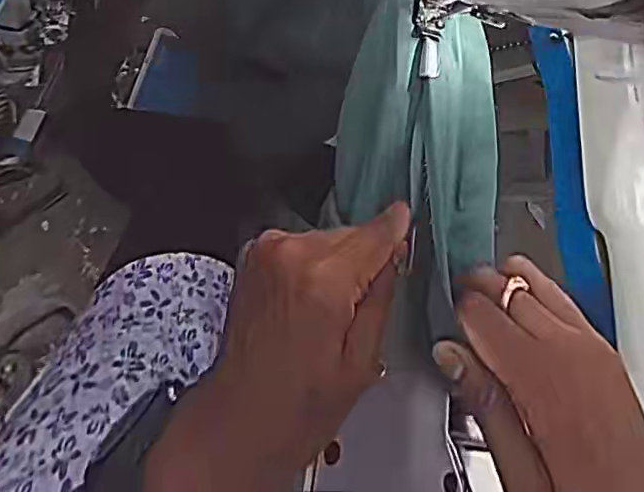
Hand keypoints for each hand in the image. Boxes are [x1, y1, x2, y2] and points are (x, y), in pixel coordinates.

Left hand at [146, 202, 410, 490]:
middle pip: (352, 234)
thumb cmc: (296, 407)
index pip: (376, 233)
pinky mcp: (254, 253)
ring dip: (336, 261)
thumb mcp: (361, 360)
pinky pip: (302, 244)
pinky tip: (303, 301)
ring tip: (325, 311)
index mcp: (323, 279)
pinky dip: (309, 263)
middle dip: (363, 259)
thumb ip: (383, 294)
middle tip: (356, 305)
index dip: (396, 229)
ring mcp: (268, 249)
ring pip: (327, 237)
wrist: (238, 420)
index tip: (406, 223)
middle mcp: (292, 253)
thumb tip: (395, 252)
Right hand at [435, 255, 643, 491]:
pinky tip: (523, 307)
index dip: (457, 310)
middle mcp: (571, 349)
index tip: (443, 320)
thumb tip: (451, 356)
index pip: (484, 312)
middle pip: (510, 286)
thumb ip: (484, 404)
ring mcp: (593, 344)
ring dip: (507, 282)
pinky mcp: (607, 348)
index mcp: (543, 377)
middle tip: (455, 302)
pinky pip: (563, 298)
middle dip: (477, 288)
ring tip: (485, 298)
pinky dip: (536, 291)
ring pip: (538, 280)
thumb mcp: (521, 474)